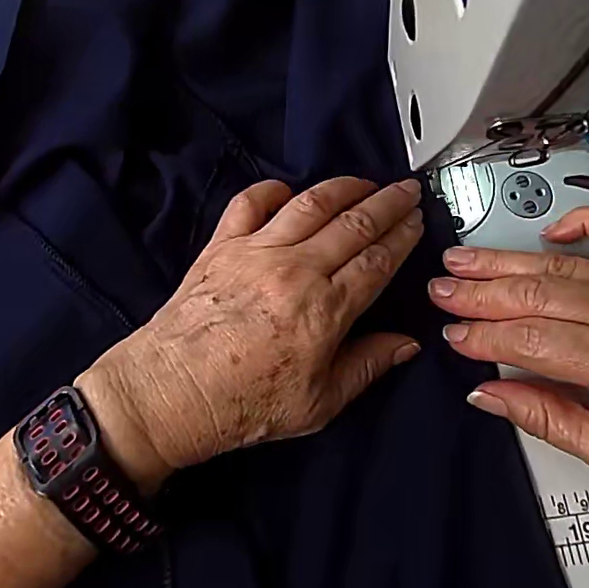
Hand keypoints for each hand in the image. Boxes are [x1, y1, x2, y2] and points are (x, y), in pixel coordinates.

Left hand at [76, 177, 426, 490]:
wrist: (172, 391)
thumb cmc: (240, 404)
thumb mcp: (318, 404)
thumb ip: (366, 366)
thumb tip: (405, 344)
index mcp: (325, 309)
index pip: (377, 260)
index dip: (402, 237)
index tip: (416, 222)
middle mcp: (294, 271)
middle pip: (353, 223)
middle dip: (386, 203)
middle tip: (404, 192)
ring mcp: (255, 253)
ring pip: (310, 205)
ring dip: (342, 188)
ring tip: (363, 183)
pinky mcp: (220, 247)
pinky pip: (249, 203)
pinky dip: (271, 190)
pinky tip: (288, 190)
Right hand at [427, 207, 588, 522]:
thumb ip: (545, 418)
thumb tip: (487, 392)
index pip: (531, 340)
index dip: (482, 336)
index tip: (452, 336)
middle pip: (537, 293)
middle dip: (479, 292)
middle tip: (441, 291)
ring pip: (560, 264)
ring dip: (504, 260)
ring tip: (462, 260)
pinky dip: (582, 223)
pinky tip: (550, 231)